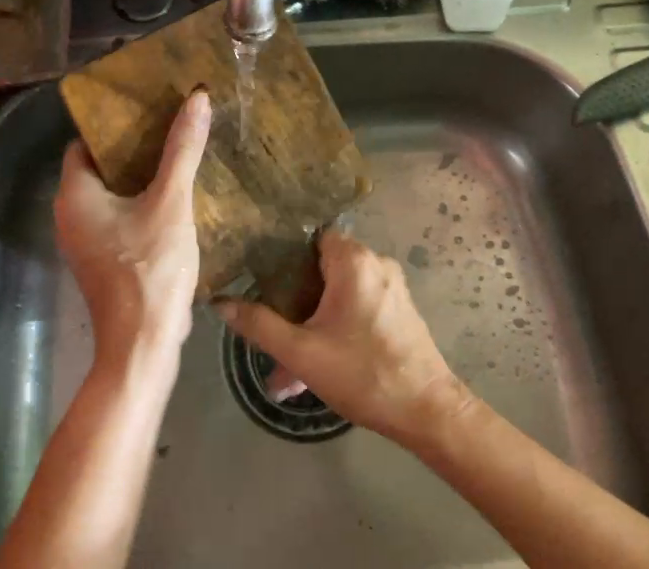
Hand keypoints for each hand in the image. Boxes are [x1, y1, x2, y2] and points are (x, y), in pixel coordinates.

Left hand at [55, 91, 211, 364]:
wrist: (142, 345)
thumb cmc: (149, 269)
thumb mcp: (171, 203)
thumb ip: (182, 149)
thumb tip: (197, 97)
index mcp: (74, 194)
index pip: (86, 141)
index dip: (116, 123)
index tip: (149, 106)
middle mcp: (70, 215)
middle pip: (100, 166)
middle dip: (135, 147)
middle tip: (172, 125)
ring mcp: (84, 241)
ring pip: (112, 194)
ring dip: (141, 176)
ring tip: (179, 154)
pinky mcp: (102, 260)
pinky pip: (119, 218)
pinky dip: (141, 203)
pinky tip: (176, 197)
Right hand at [215, 230, 469, 441]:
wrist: (426, 411)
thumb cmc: (363, 374)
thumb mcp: (301, 352)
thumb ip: (259, 325)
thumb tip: (221, 303)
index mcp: (355, 261)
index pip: (312, 237)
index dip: (284, 253)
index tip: (259, 274)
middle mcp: (376, 264)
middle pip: (323, 265)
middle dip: (295, 294)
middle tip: (269, 320)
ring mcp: (392, 288)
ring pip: (340, 291)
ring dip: (313, 317)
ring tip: (287, 356)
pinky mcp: (400, 310)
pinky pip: (358, 306)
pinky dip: (336, 323)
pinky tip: (317, 358)